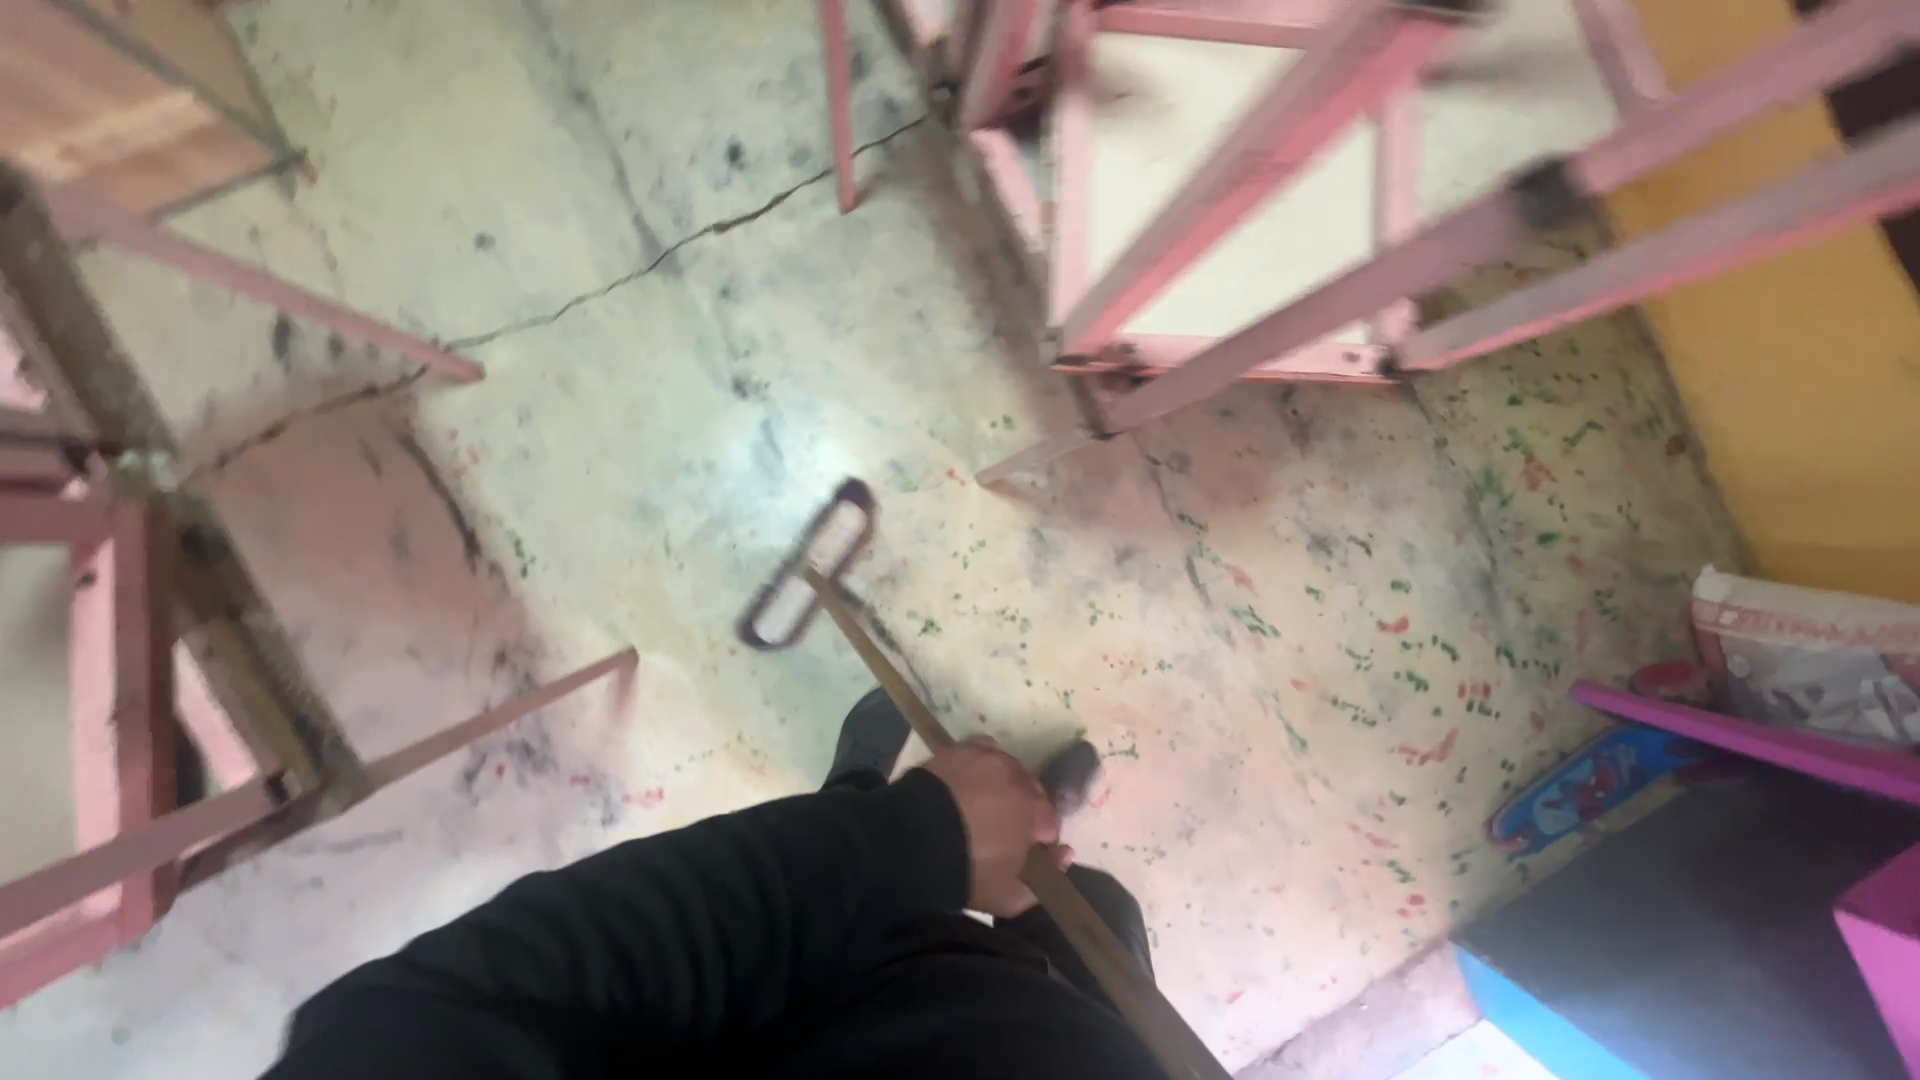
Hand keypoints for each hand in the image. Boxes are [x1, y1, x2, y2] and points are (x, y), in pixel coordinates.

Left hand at [917, 737, 1065, 916]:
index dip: (1039, 840)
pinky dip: (983, 764)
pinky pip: (984, 751)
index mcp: (1034, 812)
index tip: (1022, 852)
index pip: (1050, 823)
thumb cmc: (964, 870)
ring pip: (1009, 770)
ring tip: (982, 805)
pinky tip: (970, 781)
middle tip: (1000, 831)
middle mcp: (1017, 778)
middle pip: (1032, 793)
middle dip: (1023, 811)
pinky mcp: (961, 749)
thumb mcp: (1009, 895)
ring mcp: (988, 758)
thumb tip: (1065, 853)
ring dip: (1003, 785)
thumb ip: (1046, 878)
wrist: (910, 842)